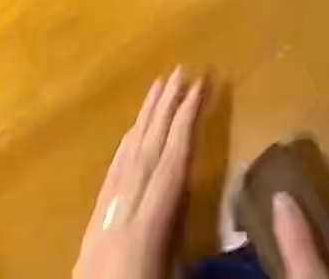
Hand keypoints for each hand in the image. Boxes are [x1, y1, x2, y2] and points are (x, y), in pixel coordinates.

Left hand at [73, 67, 205, 278]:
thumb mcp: (171, 277)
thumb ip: (198, 251)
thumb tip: (238, 229)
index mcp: (146, 230)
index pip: (171, 163)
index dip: (187, 122)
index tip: (202, 84)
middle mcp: (121, 215)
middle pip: (146, 150)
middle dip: (165, 108)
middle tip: (180, 69)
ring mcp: (102, 221)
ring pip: (125, 158)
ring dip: (144, 119)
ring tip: (159, 87)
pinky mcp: (90, 232)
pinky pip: (109, 177)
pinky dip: (124, 147)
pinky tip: (129, 134)